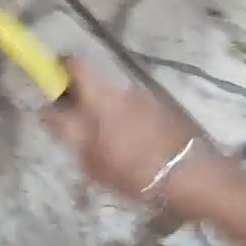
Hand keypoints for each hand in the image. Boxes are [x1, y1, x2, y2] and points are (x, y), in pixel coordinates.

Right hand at [44, 54, 227, 217]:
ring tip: (113, 149)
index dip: (60, 69)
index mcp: (101, 95)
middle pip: (95, 86)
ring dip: (110, 118)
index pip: (74, 64)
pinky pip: (138, 113)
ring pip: (118, 102)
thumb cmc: (136, 169)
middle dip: (84, 103)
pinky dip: (132, 126)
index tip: (53, 88)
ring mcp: (150, 100)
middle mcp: (124, 89)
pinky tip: (138, 153)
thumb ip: (65, 131)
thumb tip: (46, 111)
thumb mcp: (91, 158)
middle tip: (82, 132)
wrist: (199, 181)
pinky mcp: (169, 114)